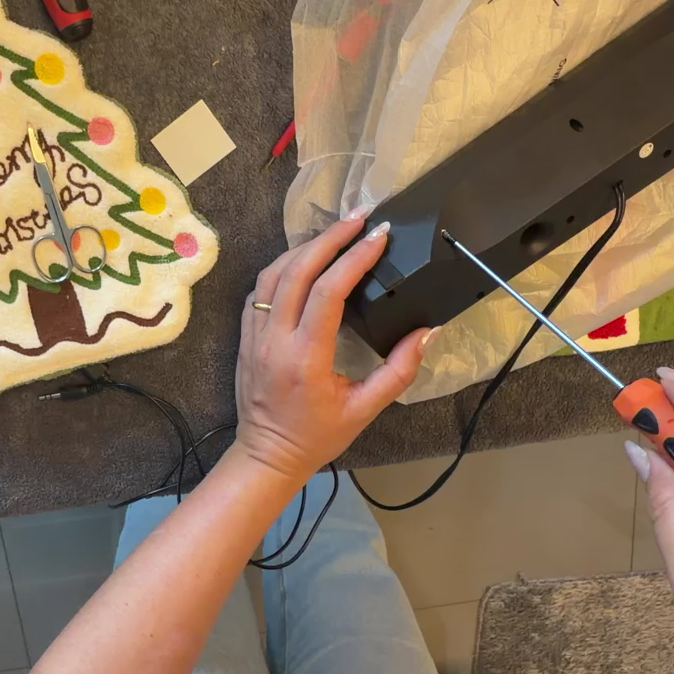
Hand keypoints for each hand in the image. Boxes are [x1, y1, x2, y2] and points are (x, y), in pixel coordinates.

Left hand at [231, 212, 430, 483]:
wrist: (266, 454)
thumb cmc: (317, 436)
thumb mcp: (365, 410)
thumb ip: (398, 370)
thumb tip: (428, 331)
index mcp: (306, 357)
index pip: (329, 292)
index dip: (355, 258)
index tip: (380, 235)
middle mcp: (274, 339)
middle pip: (297, 270)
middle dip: (330, 238)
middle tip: (359, 218)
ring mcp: (254, 335)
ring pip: (272, 274)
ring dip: (303, 248)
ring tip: (334, 234)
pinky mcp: (245, 336)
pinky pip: (259, 291)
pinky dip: (281, 269)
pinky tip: (302, 262)